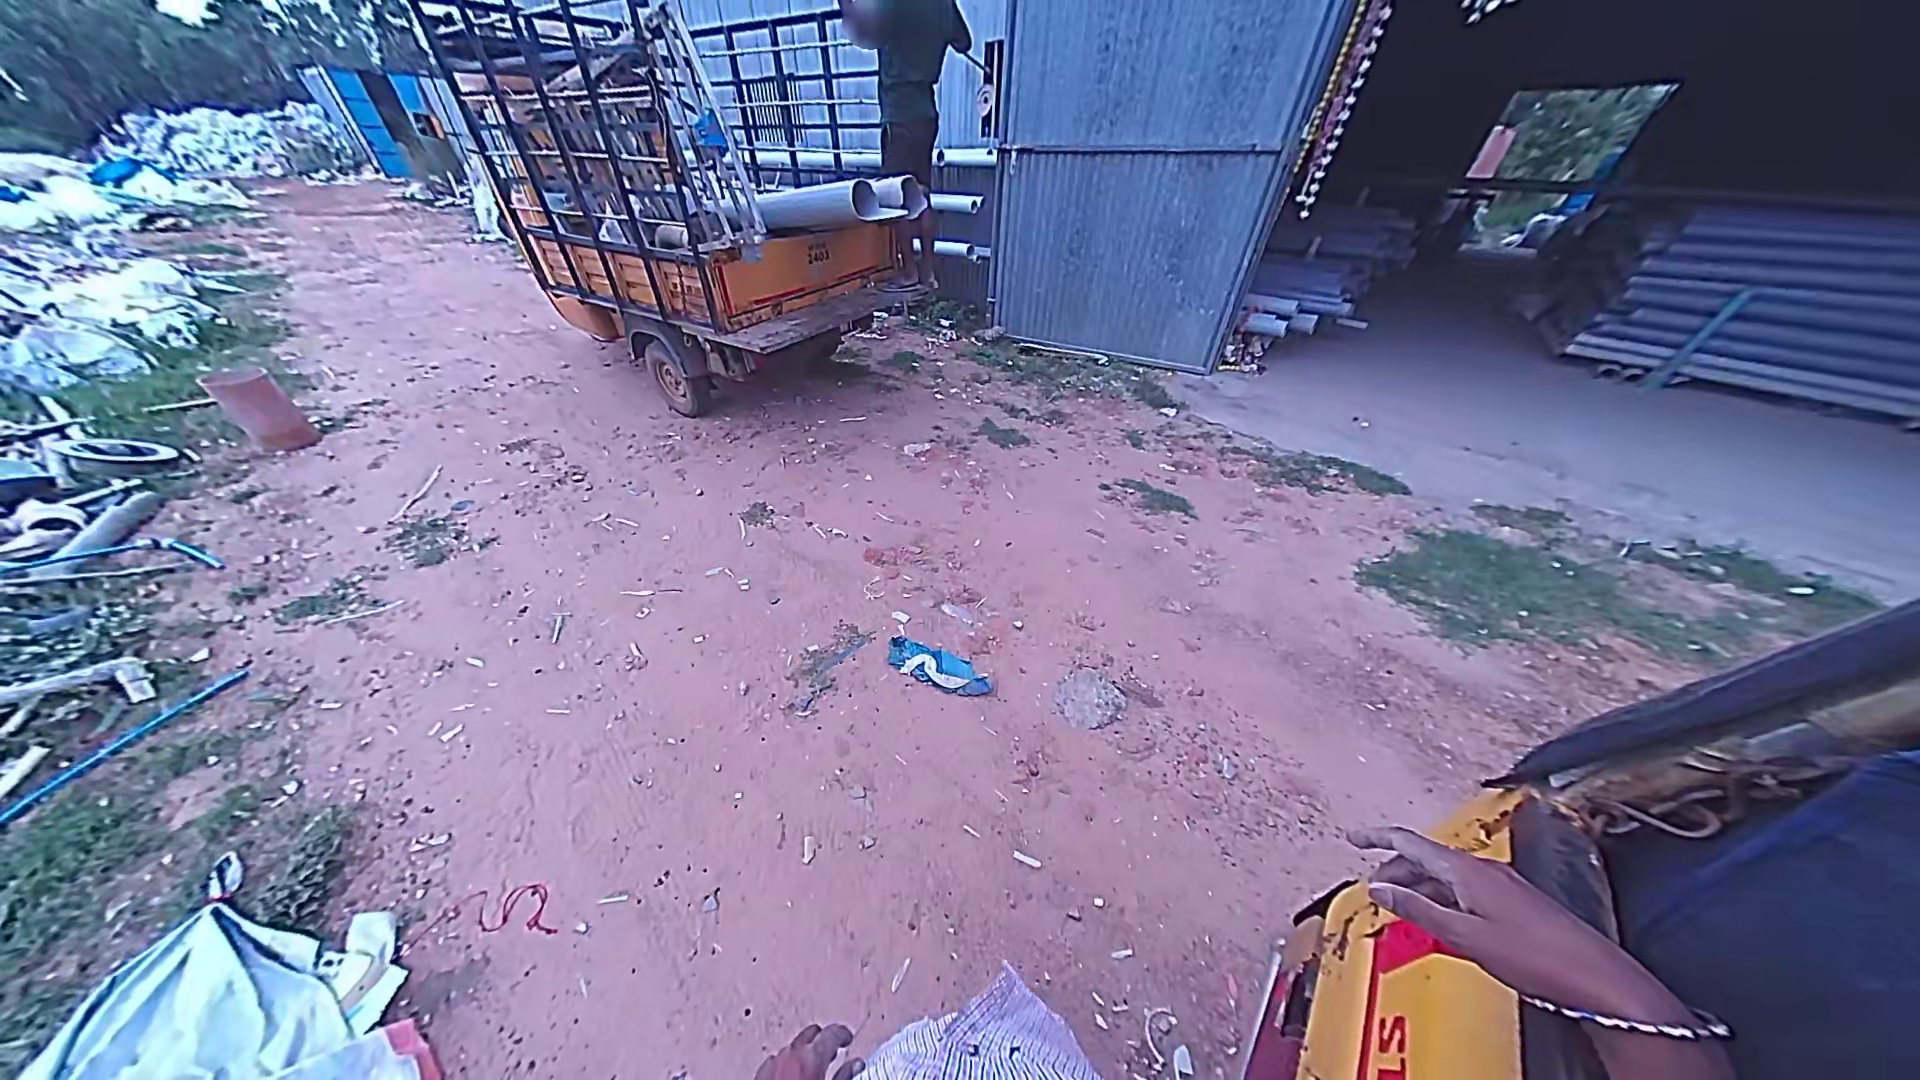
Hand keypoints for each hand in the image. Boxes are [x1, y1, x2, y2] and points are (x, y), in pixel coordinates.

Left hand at [755, 1025, 863, 1079]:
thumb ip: (844, 1078)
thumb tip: (854, 1066)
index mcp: (811, 1056)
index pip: (832, 1033)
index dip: (842, 1034)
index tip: (847, 1039)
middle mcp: (790, 1055)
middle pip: (809, 1035)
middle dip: (822, 1040)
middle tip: (832, 1052)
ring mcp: (771, 1066)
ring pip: (791, 1049)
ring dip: (802, 1054)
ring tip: (812, 1069)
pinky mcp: (758, 1078)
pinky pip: (774, 1064)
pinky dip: (784, 1066)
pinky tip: (788, 1079)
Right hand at [1349, 825, 1671, 1013]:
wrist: (1606, 985)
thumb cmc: (1537, 957)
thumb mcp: (1464, 935)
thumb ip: (1417, 909)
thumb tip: (1380, 890)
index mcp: (1465, 869)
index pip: (1408, 842)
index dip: (1376, 837)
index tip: (1354, 837)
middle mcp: (1483, 869)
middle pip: (1425, 860)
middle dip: (1396, 873)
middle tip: (1379, 893)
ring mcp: (1503, 884)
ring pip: (1445, 877)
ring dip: (1420, 889)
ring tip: (1406, 911)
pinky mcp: (1518, 902)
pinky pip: (1466, 890)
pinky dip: (1444, 900)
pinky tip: (1443, 922)